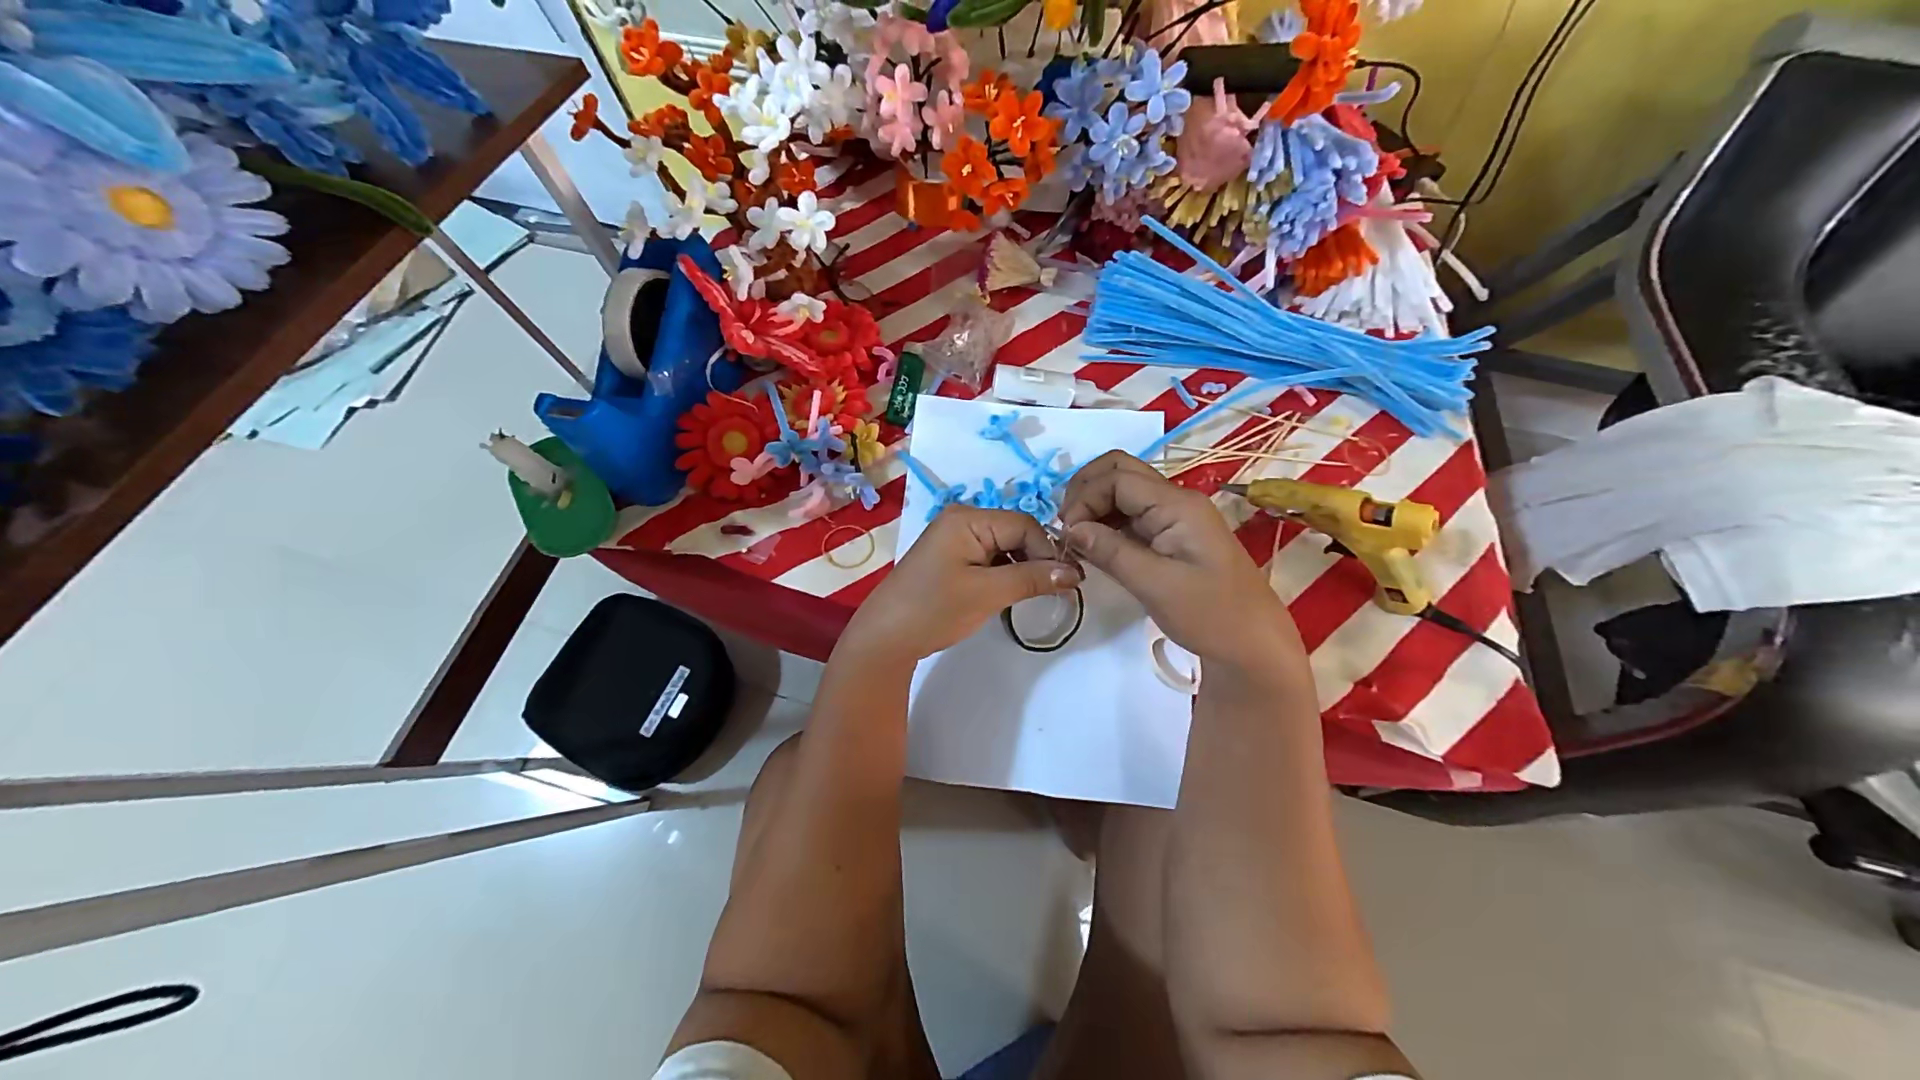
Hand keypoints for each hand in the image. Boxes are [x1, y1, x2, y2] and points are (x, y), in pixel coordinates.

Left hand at [840, 506, 1083, 663]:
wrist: (886, 637)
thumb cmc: (934, 610)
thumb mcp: (988, 593)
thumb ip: (1032, 578)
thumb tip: (1075, 573)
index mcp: (967, 518)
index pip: (1024, 525)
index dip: (1048, 551)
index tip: (1069, 582)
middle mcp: (962, 520)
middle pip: (1016, 533)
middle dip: (1038, 559)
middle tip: (1059, 591)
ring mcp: (955, 539)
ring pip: (1005, 547)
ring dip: (1024, 568)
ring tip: (1039, 594)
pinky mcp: (953, 559)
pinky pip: (990, 559)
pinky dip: (1006, 574)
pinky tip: (1015, 593)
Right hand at [1059, 451, 1305, 673]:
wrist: (1252, 645)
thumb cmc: (1209, 615)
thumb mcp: (1154, 585)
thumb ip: (1110, 551)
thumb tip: (1069, 529)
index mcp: (1177, 505)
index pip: (1117, 478)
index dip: (1084, 498)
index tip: (1066, 534)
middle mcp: (1176, 501)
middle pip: (1121, 471)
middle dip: (1086, 491)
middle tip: (1066, 526)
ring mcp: (1175, 518)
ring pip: (1124, 492)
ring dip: (1094, 507)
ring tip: (1074, 539)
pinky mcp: (1172, 536)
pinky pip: (1132, 516)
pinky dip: (1107, 524)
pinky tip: (1093, 546)